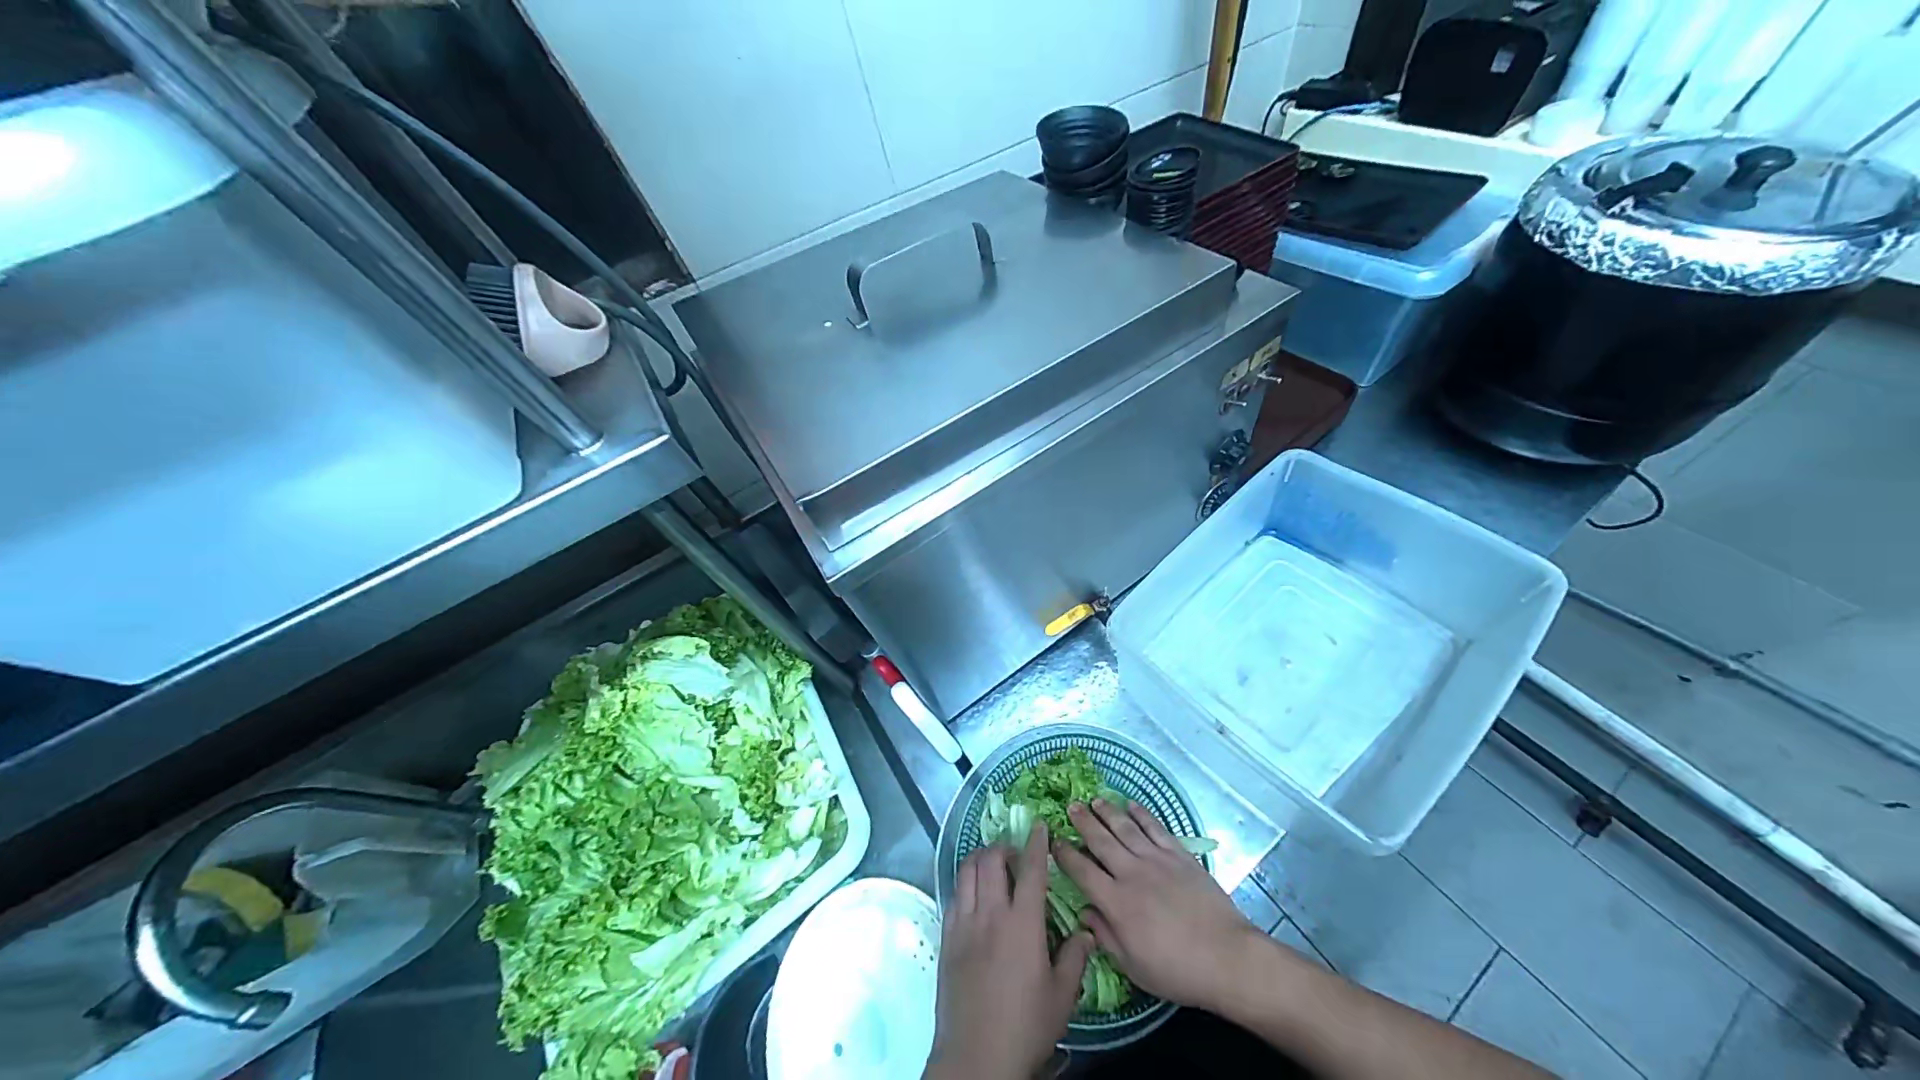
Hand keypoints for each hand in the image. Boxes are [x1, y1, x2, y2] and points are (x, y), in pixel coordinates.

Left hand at [925, 821, 1093, 1079]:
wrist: (977, 1056)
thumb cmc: (1026, 1026)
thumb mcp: (1063, 996)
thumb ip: (1075, 958)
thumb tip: (1086, 932)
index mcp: (1022, 923)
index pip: (1030, 869)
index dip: (1036, 843)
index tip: (1040, 826)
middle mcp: (990, 913)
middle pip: (991, 859)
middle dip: (1004, 847)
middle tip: (1016, 854)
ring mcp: (964, 924)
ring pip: (967, 871)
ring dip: (981, 859)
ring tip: (993, 866)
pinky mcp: (947, 937)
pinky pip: (954, 896)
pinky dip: (966, 884)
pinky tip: (975, 897)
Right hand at [1054, 800, 1272, 1014]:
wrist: (1227, 958)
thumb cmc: (1176, 970)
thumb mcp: (1132, 966)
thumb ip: (1105, 936)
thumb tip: (1085, 913)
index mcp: (1116, 902)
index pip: (1081, 870)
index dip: (1064, 854)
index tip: (1054, 841)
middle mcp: (1131, 874)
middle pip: (1101, 841)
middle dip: (1083, 822)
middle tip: (1071, 807)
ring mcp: (1157, 861)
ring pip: (1125, 828)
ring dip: (1108, 812)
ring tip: (1095, 800)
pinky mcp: (1180, 856)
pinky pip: (1156, 828)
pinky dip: (1142, 814)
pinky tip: (1131, 804)